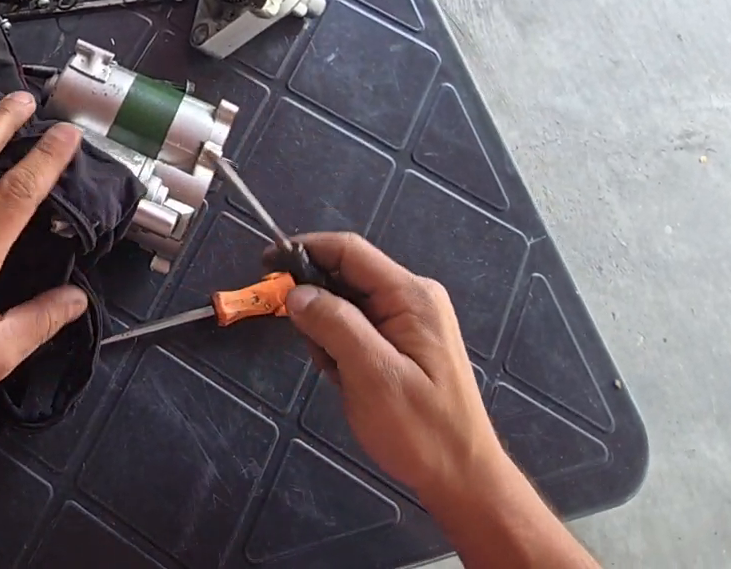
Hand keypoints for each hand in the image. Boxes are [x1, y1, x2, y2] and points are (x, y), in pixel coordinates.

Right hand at [283, 233, 503, 504]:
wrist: (464, 481)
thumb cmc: (422, 430)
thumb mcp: (373, 376)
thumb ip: (334, 325)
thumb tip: (295, 292)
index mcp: (410, 295)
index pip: (348, 250)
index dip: (303, 249)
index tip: (266, 264)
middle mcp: (411, 297)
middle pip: (344, 274)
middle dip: (315, 302)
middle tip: (309, 343)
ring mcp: (408, 319)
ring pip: (345, 301)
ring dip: (327, 330)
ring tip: (336, 371)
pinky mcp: (402, 339)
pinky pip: (355, 324)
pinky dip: (339, 344)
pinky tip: (346, 376)